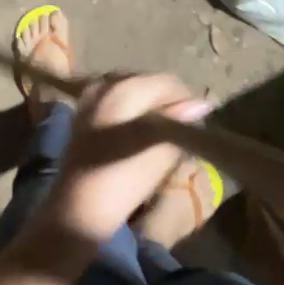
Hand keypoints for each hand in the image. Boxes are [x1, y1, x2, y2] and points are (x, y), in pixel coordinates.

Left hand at [41, 73, 213, 241]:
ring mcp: (88, 95)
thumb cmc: (125, 179)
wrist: (81, 204)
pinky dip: (130, 108)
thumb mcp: (162, 150)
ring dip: (148, 103)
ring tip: (163, 130)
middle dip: (167, 100)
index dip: (188, 100)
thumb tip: (202, 104)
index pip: (168, 82)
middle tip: (183, 127)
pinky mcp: (81, 110)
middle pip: (146, 81)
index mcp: (123, 88)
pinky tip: (139, 130)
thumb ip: (180, 122)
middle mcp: (103, 83)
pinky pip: (113, 97)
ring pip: (129, 87)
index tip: (200, 123)